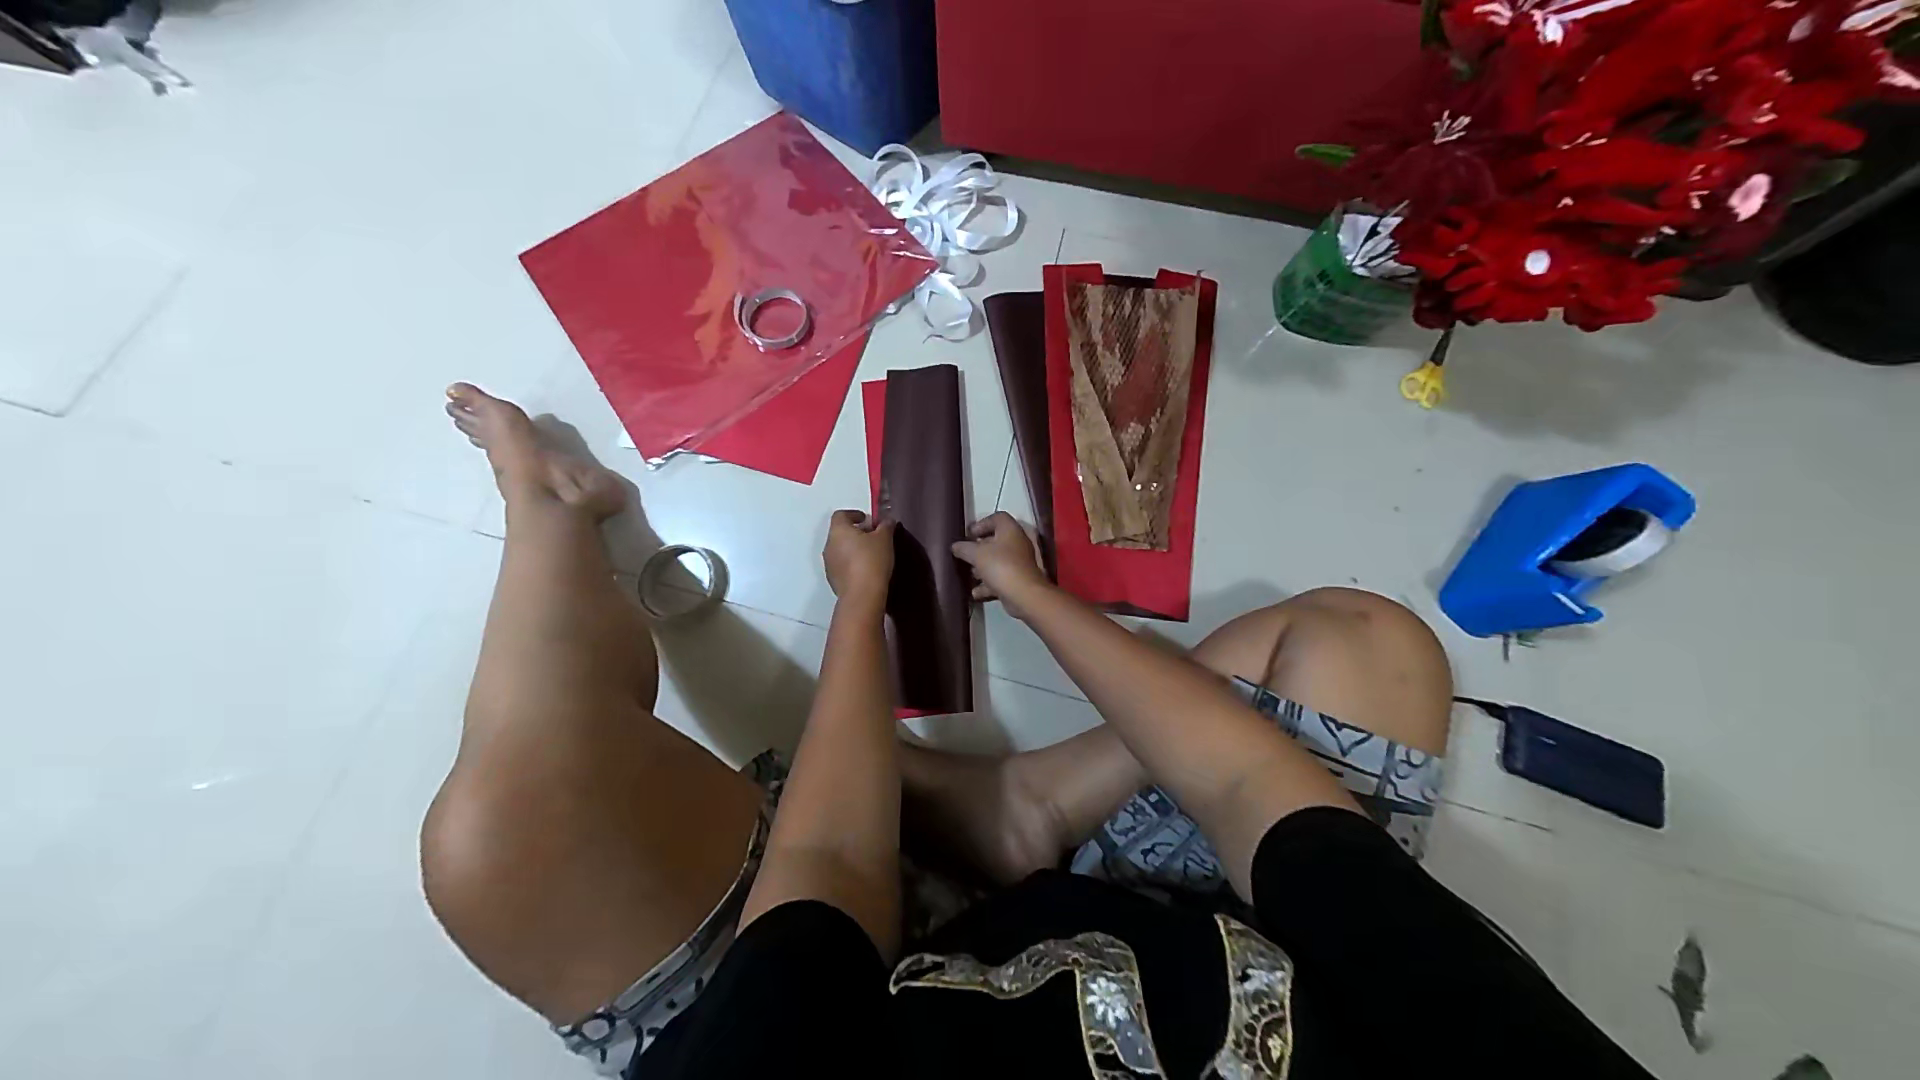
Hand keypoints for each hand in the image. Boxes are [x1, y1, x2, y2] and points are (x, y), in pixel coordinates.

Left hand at [824, 510, 894, 609]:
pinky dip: (851, 563)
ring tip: (870, 554)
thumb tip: (886, 520)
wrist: (862, 595)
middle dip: (855, 532)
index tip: (867, 520)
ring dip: (852, 548)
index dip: (854, 514)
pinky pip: (841, 564)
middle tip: (872, 537)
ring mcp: (829, 563)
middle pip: (840, 532)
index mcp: (838, 531)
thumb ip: (885, 526)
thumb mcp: (885, 539)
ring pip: (840, 549)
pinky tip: (865, 570)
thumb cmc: (872, 560)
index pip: (840, 515)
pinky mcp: (832, 579)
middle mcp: (829, 545)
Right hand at [952, 512, 1049, 619]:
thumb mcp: (976, 554)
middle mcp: (1017, 543)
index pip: (998, 518)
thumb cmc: (1000, 566)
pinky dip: (988, 584)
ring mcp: (1019, 563)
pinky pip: (1000, 578)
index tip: (969, 535)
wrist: (1023, 595)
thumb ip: (964, 548)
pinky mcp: (1018, 580)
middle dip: (979, 548)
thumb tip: (955, 546)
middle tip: (965, 554)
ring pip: (998, 561)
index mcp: (1010, 530)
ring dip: (982, 567)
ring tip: (970, 573)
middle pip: (996, 540)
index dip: (982, 523)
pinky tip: (976, 592)